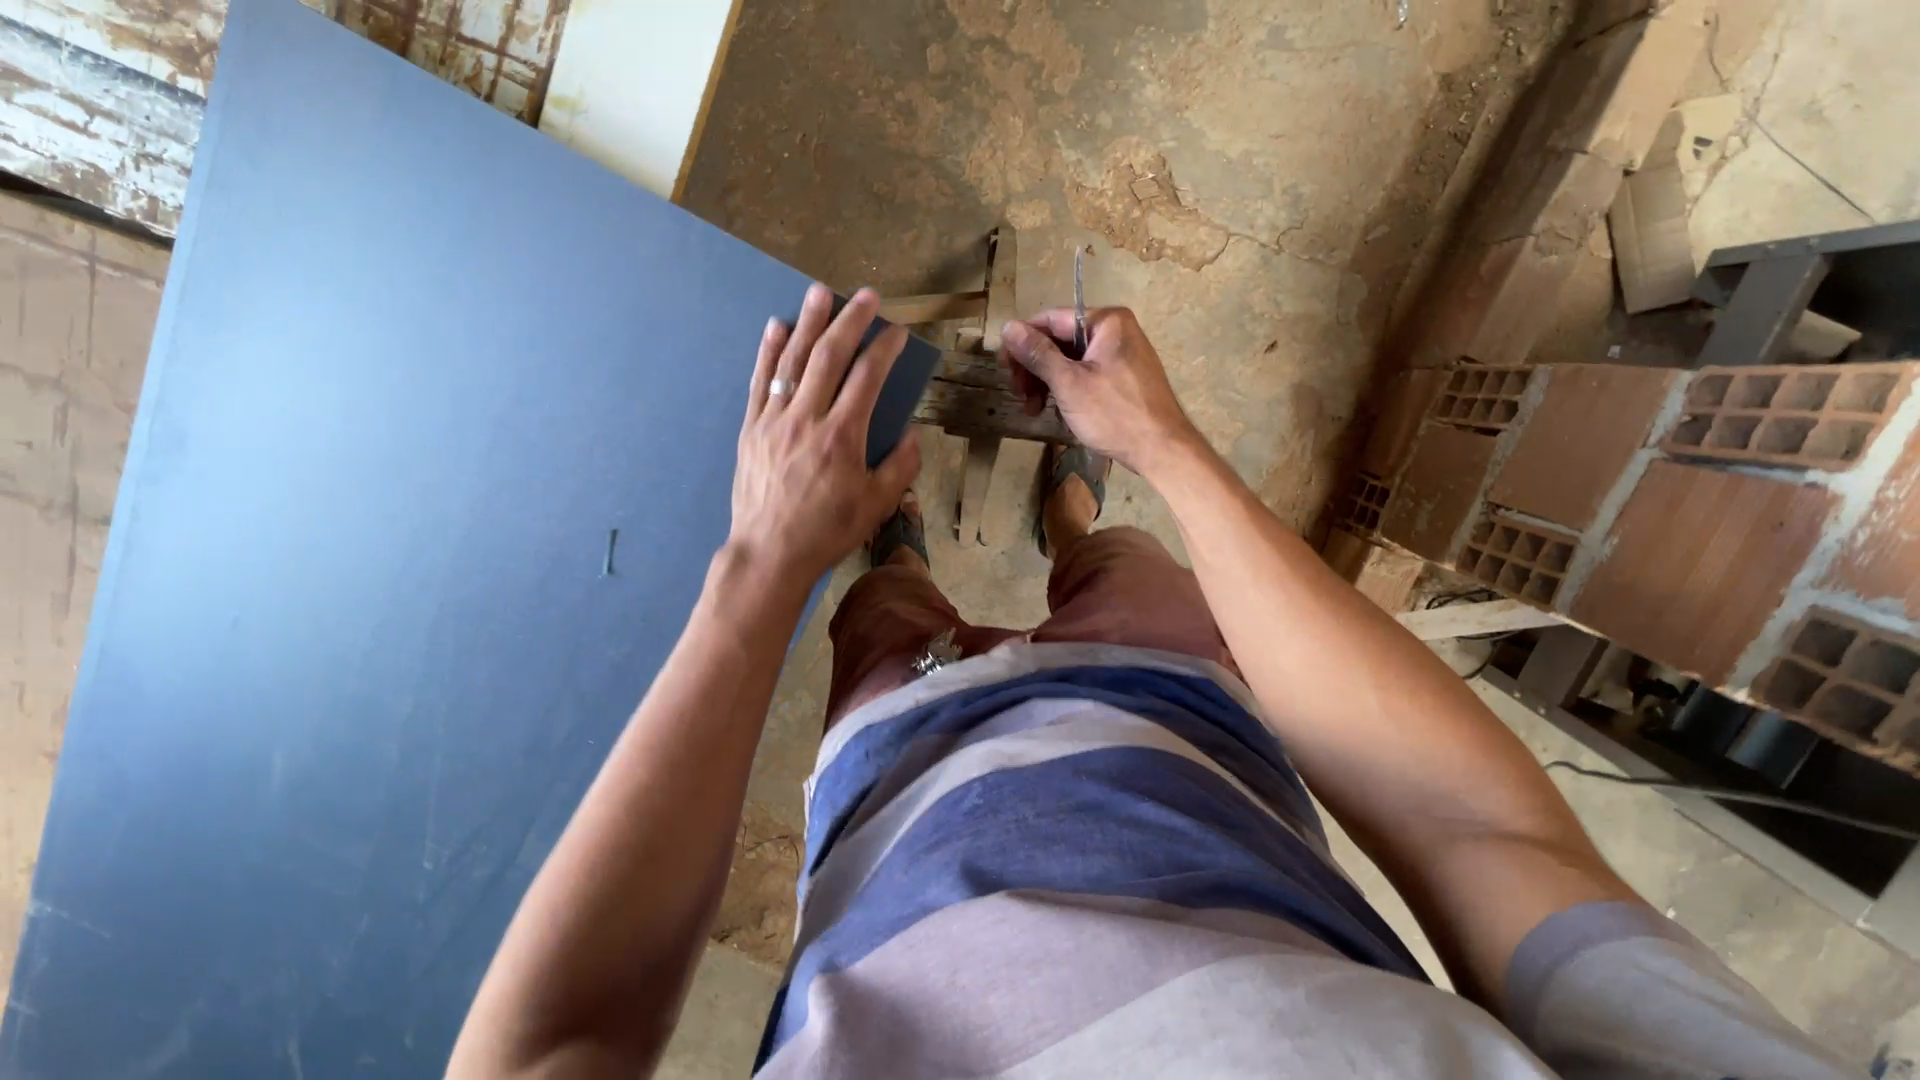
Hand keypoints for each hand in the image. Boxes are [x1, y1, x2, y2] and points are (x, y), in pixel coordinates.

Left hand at [728, 284, 921, 581]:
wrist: (770, 554)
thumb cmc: (828, 532)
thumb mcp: (877, 505)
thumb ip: (901, 466)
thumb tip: (913, 434)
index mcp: (843, 436)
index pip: (867, 377)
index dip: (884, 348)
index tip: (896, 331)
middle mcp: (807, 419)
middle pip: (829, 357)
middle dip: (850, 321)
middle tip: (865, 296)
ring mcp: (775, 421)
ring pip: (792, 362)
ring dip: (808, 324)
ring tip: (820, 293)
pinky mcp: (752, 429)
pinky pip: (760, 382)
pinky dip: (768, 352)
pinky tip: (776, 327)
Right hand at [1000, 307, 1202, 476]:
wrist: (1162, 449)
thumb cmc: (1115, 414)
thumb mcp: (1069, 383)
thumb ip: (1037, 354)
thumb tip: (1008, 328)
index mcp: (1106, 321)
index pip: (1050, 320)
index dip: (1022, 343)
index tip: (1006, 371)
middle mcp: (1116, 330)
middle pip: (1059, 340)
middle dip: (1035, 368)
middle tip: (1021, 397)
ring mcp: (1122, 354)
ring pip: (1070, 359)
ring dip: (1047, 382)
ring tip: (1035, 410)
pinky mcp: (1124, 376)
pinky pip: (1086, 373)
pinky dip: (1067, 389)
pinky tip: (1057, 411)